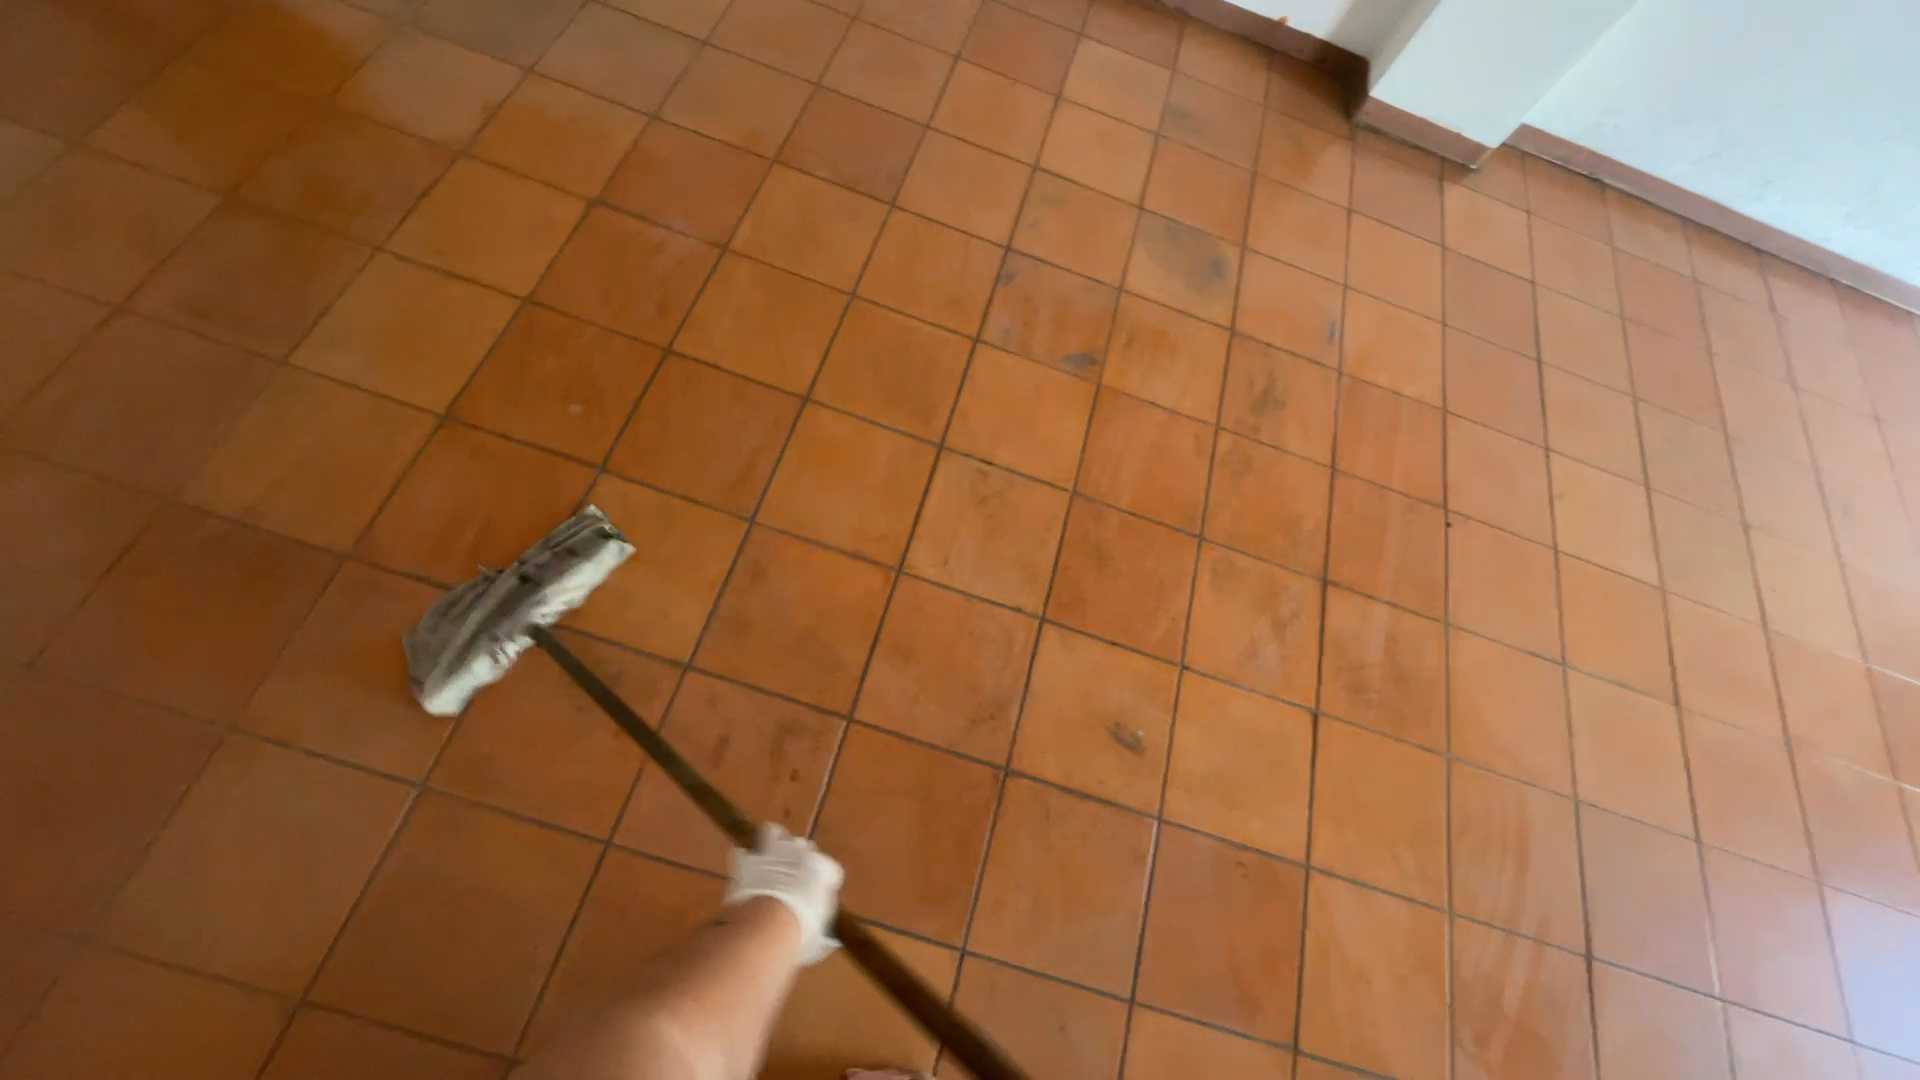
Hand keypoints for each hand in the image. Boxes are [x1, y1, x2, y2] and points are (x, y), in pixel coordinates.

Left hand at [726, 824, 843, 965]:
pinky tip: (743, 866)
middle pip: (804, 848)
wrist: (768, 923)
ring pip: (775, 836)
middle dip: (800, 859)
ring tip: (769, 853)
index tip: (821, 895)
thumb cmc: (801, 931)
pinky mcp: (749, 861)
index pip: (831, 870)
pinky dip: (745, 860)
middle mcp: (802, 854)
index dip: (826, 881)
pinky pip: (745, 853)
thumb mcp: (818, 937)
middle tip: (794, 876)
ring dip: (773, 844)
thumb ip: (821, 931)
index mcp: (824, 870)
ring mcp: (774, 853)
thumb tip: (825, 941)